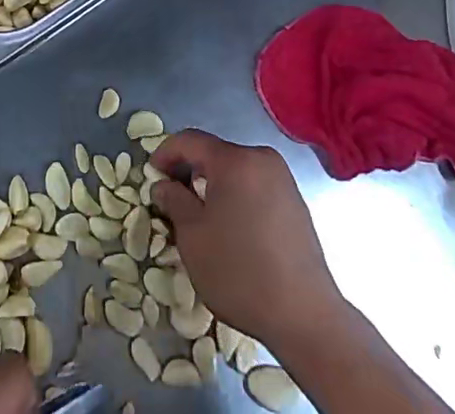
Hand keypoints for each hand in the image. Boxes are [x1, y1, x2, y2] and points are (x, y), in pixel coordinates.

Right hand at [149, 129, 348, 348]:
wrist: (304, 314)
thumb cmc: (239, 272)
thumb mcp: (193, 237)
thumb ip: (174, 201)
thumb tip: (164, 186)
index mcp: (236, 160)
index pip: (190, 140)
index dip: (165, 153)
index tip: (151, 175)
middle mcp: (262, 159)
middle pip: (215, 153)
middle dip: (188, 170)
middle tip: (169, 197)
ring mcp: (283, 179)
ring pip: (236, 170)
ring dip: (212, 184)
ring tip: (197, 214)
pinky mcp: (295, 201)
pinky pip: (254, 185)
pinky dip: (235, 195)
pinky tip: (228, 225)